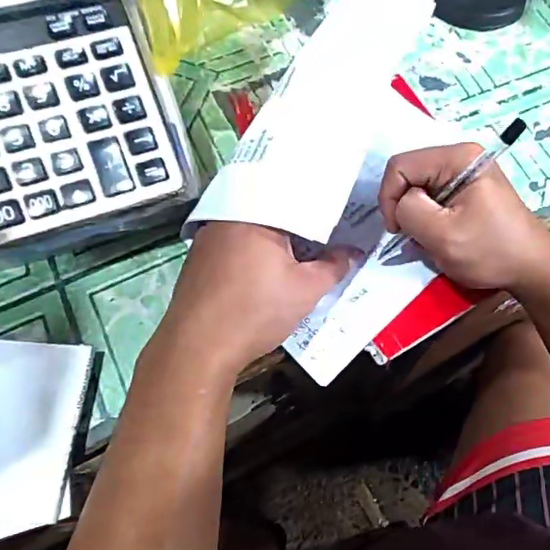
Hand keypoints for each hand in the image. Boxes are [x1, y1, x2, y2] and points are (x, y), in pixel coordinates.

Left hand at [158, 223, 356, 372]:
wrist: (199, 347)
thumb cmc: (256, 312)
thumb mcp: (306, 291)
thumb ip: (334, 267)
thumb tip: (351, 253)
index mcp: (256, 216)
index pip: (298, 202)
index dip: (323, 214)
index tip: (343, 223)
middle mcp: (227, 218)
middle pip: (274, 216)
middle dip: (301, 230)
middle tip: (327, 243)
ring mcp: (208, 239)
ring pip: (252, 232)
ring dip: (276, 245)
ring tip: (301, 259)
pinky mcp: (198, 261)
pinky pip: (234, 248)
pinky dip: (253, 256)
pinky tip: (266, 276)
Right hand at [379, 143, 549, 292]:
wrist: (532, 268)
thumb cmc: (491, 252)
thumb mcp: (443, 235)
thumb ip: (410, 211)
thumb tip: (401, 204)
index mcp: (458, 157)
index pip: (400, 166)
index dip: (390, 198)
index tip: (399, 231)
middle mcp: (462, 157)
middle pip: (410, 176)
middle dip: (406, 209)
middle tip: (419, 238)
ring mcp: (466, 174)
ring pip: (420, 190)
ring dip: (420, 218)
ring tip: (435, 240)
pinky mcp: (469, 191)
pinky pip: (435, 199)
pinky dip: (432, 221)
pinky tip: (445, 238)